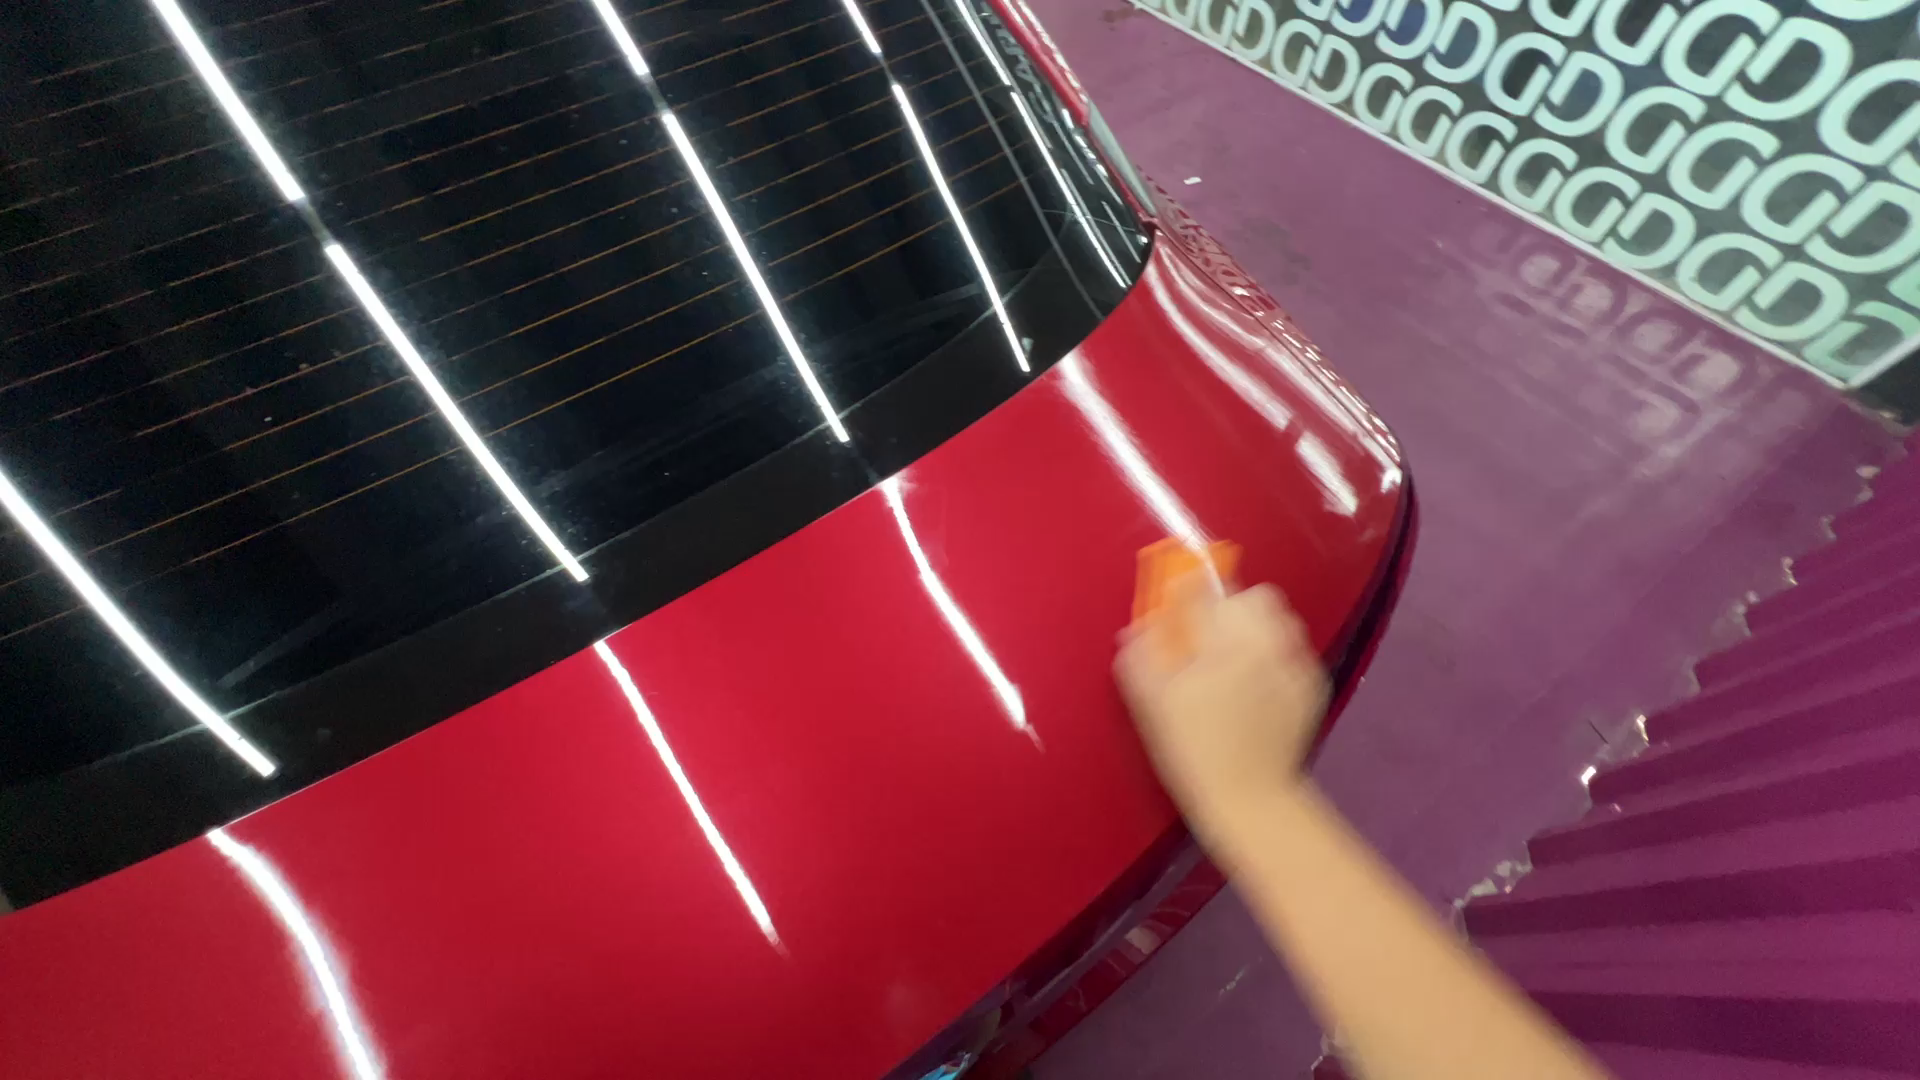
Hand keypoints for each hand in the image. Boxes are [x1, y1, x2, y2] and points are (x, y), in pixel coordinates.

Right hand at [1114, 572, 1328, 843]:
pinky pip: (1296, 648)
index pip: (1205, 587)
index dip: (1189, 586)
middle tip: (1211, 634)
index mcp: (1222, 642)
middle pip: (1254, 596)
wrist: (1248, 799)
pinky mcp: (1313, 684)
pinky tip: (1263, 681)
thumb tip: (1136, 626)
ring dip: (1259, 626)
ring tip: (1240, 655)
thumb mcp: (1152, 704)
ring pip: (1281, 618)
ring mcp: (1295, 663)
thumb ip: (1140, 655)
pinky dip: (1279, 653)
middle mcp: (1264, 643)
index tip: (1178, 598)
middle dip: (1232, 605)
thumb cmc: (1191, 749)